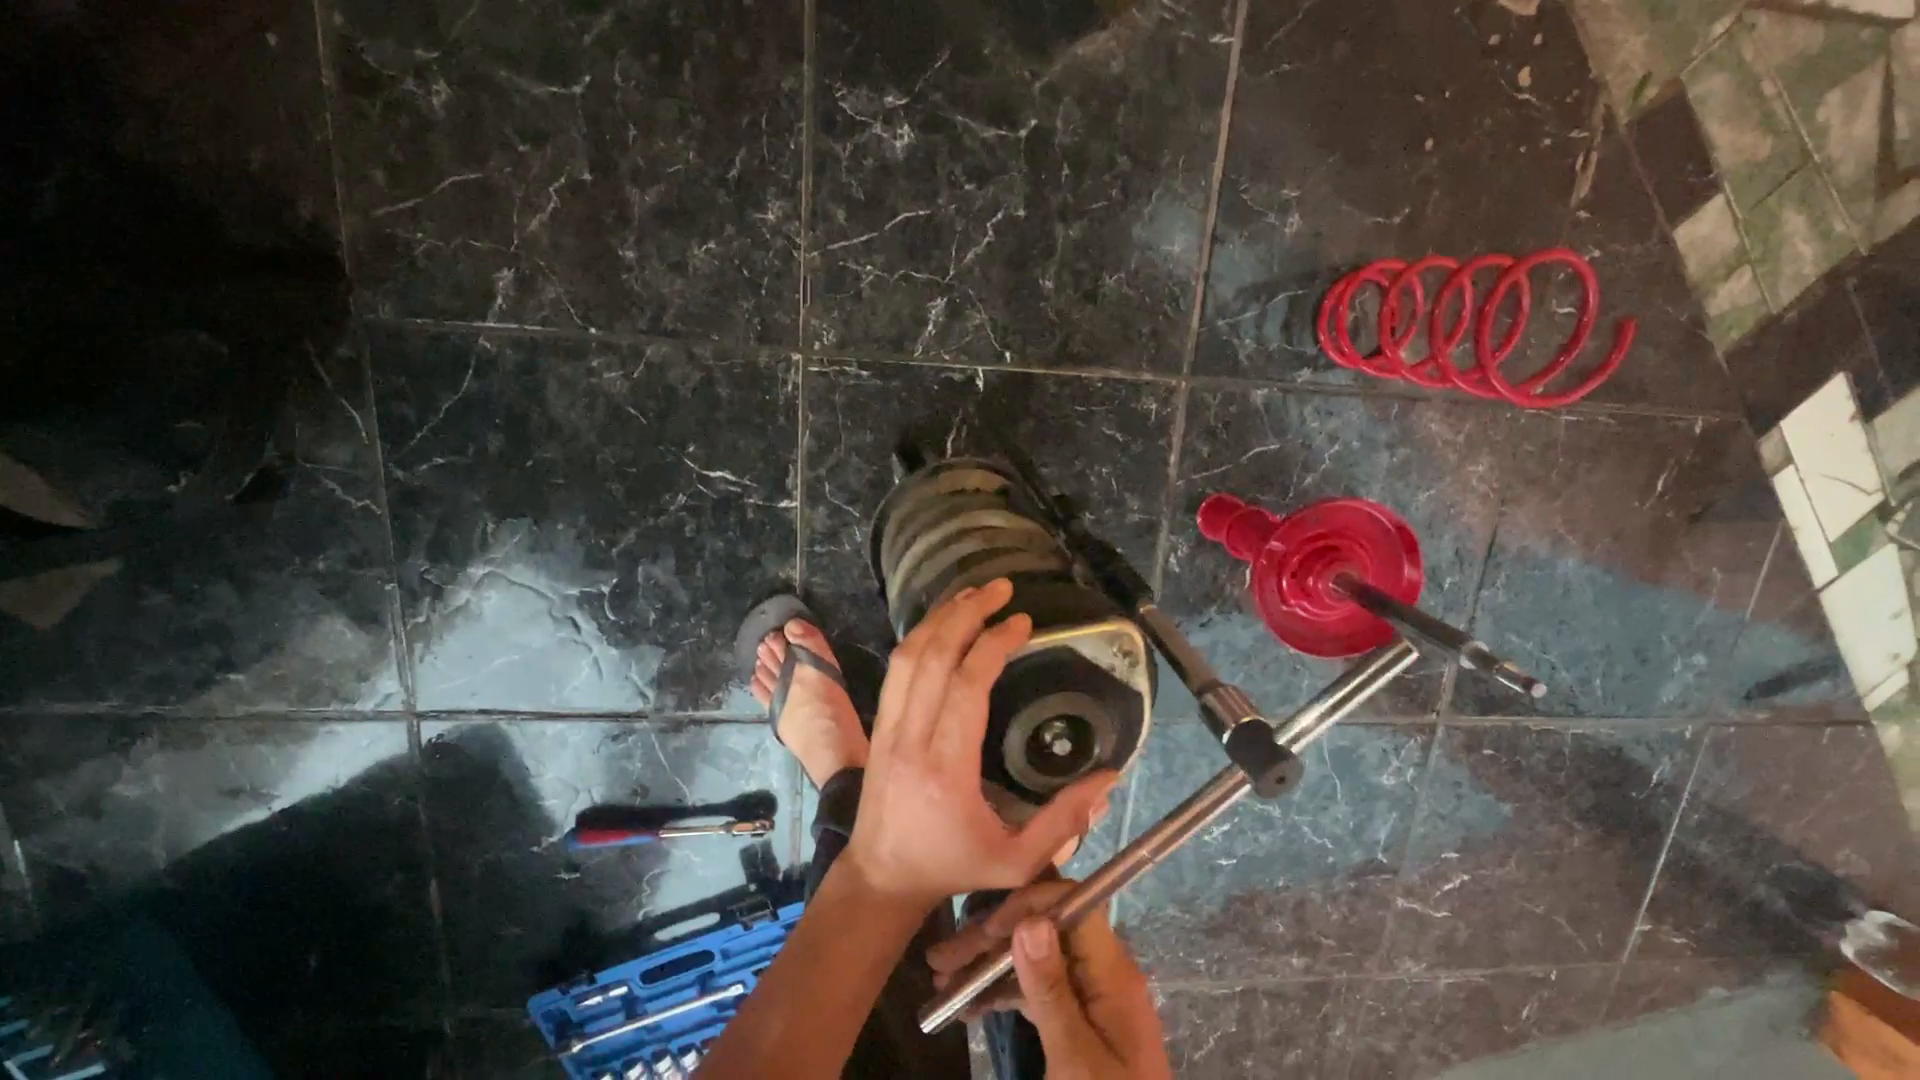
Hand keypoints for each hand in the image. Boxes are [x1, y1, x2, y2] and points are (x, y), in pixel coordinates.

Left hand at [845, 578, 1117, 906]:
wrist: (882, 877)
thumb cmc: (953, 868)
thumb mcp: (1017, 861)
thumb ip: (1063, 824)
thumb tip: (1109, 780)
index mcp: (945, 770)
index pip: (965, 688)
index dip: (992, 646)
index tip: (1022, 623)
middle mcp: (910, 740)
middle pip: (932, 658)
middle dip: (967, 614)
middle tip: (1001, 588)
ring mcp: (887, 730)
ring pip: (907, 658)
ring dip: (940, 618)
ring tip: (974, 594)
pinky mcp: (878, 728)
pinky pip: (895, 671)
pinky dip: (919, 638)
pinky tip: (942, 623)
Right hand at [927, 879, 1170, 1079]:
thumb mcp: (1075, 1058)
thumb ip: (1051, 991)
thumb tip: (1029, 922)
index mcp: (1113, 972)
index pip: (1074, 905)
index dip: (1029, 904)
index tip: (988, 929)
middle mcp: (1103, 972)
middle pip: (1045, 932)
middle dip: (992, 940)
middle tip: (941, 959)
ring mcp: (1090, 995)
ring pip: (1034, 961)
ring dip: (987, 968)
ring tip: (941, 981)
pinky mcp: (1079, 1018)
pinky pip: (1037, 990)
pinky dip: (1002, 993)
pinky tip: (968, 1006)